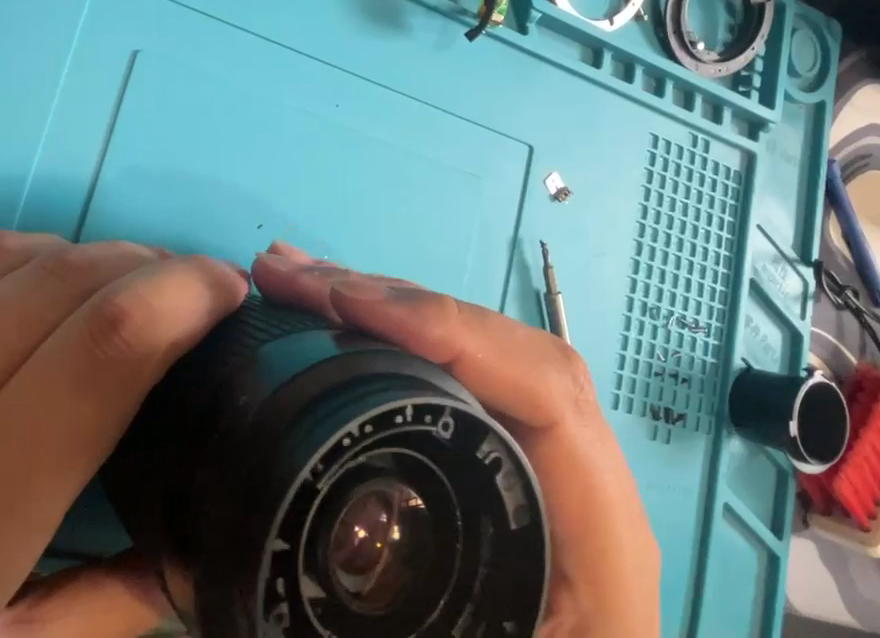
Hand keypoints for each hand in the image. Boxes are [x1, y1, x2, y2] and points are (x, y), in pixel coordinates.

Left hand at [0, 232, 245, 637]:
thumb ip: (102, 616)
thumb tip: (190, 552)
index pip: (98, 354)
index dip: (180, 299)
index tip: (229, 293)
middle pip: (63, 284)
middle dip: (152, 265)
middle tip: (201, 283)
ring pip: (10, 257)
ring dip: (93, 253)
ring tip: (139, 278)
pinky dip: (27, 260)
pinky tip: (53, 285)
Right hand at [251, 243, 659, 637]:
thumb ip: (402, 624)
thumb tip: (283, 576)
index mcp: (596, 532)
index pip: (543, 388)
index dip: (447, 330)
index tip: (344, 305)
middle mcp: (575, 477)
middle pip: (499, 347)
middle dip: (389, 299)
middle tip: (291, 277)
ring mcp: (537, 460)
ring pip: (471, 348)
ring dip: (382, 304)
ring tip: (298, 280)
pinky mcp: (503, 458)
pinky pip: (453, 372)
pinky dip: (389, 335)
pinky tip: (336, 318)